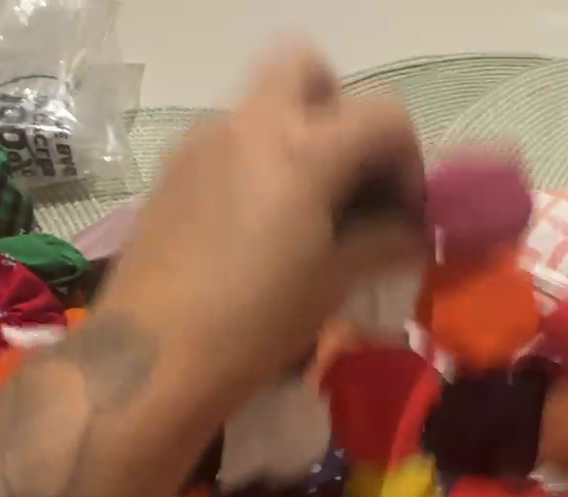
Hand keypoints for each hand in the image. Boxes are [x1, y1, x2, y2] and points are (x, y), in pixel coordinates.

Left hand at [97, 44, 426, 406]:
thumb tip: (410, 233)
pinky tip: (261, 228)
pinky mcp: (174, 168)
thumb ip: (382, 243)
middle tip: (352, 183)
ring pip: (265, 105)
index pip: (384, 116)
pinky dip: (261, 163)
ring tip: (309, 214)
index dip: (409, 163)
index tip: (405, 215)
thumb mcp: (333, 284)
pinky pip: (231, 140)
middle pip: (310, 71)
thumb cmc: (257, 323)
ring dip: (301, 140)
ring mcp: (204, 139)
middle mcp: (251, 122)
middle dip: (345, 117)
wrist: (157, 355)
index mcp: (304, 149)